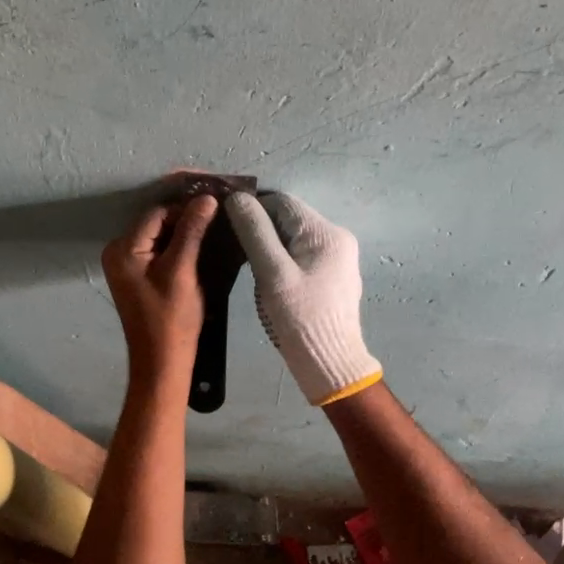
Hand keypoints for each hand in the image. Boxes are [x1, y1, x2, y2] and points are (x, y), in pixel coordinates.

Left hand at [101, 195, 218, 382]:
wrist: (162, 365)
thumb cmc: (170, 318)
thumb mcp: (182, 271)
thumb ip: (191, 231)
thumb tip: (206, 197)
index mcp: (122, 248)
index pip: (157, 213)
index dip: (186, 205)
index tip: (215, 200)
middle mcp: (119, 251)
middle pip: (157, 221)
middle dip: (186, 213)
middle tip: (218, 206)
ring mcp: (128, 264)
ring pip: (160, 234)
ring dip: (185, 228)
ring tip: (216, 220)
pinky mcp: (139, 275)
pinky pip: (160, 249)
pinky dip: (180, 244)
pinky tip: (203, 240)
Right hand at [224, 191, 381, 405]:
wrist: (331, 366)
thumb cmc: (300, 317)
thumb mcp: (272, 273)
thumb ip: (254, 231)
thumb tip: (237, 197)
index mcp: (326, 233)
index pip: (282, 201)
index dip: (252, 207)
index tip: (227, 224)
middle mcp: (336, 238)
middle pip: (288, 217)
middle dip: (259, 226)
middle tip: (232, 245)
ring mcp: (336, 258)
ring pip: (292, 236)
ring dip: (268, 243)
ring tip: (246, 263)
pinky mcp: (331, 275)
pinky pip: (300, 253)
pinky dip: (280, 257)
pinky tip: (266, 276)